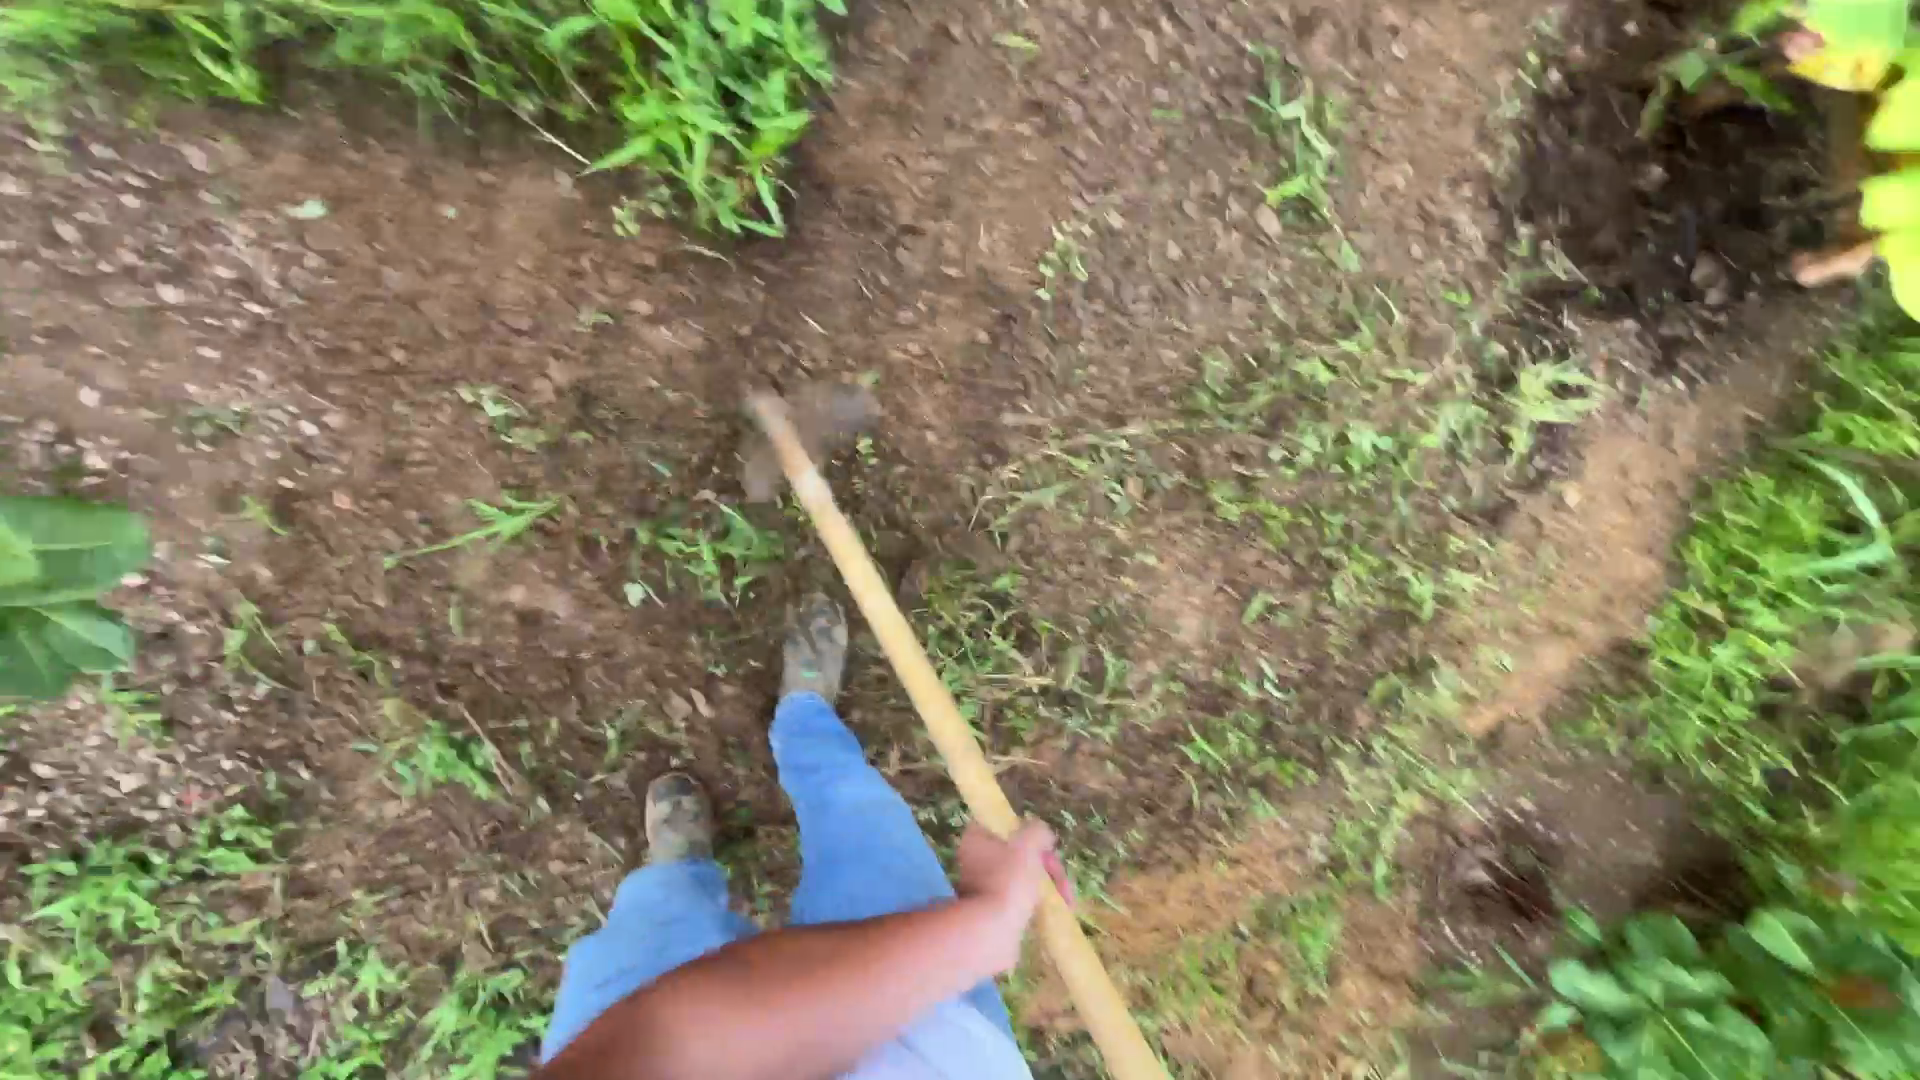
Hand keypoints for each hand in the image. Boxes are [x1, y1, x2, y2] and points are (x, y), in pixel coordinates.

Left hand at [954, 820, 1071, 971]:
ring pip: (1021, 880)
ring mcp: (980, 889)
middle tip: (1062, 886)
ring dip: (1044, 889)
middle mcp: (974, 861)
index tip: (1050, 851)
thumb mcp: (1028, 845)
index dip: (1033, 836)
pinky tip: (1047, 916)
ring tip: (1063, 904)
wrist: (991, 934)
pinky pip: (1017, 903)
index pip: (1009, 828)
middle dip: (1046, 869)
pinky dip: (1034, 907)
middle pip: (1019, 855)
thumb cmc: (1008, 881)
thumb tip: (1043, 835)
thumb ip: (1038, 831)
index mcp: (976, 839)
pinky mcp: (990, 914)